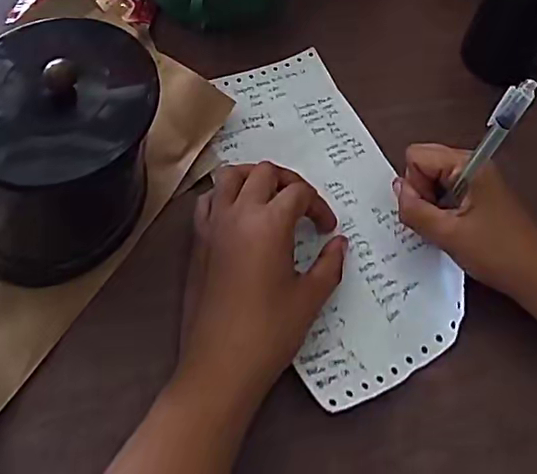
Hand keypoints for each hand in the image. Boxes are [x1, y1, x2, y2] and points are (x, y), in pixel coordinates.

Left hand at [178, 162, 346, 404]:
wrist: (219, 364)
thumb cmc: (268, 333)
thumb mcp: (309, 298)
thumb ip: (329, 264)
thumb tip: (338, 244)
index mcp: (269, 222)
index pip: (298, 192)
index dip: (317, 206)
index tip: (325, 228)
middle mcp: (239, 213)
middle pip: (265, 172)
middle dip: (289, 181)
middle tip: (302, 204)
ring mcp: (214, 223)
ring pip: (231, 175)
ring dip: (252, 177)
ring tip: (269, 195)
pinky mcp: (197, 238)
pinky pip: (208, 199)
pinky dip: (224, 195)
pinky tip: (237, 213)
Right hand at [394, 143, 536, 298]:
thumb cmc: (499, 254)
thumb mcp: (448, 234)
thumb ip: (414, 209)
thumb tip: (397, 189)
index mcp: (467, 163)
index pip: (416, 156)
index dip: (414, 184)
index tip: (431, 211)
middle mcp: (472, 163)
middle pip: (424, 164)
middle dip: (422, 193)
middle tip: (440, 221)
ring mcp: (478, 178)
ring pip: (433, 179)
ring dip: (433, 203)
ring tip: (450, 229)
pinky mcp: (481, 194)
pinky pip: (447, 190)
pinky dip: (443, 208)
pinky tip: (457, 230)